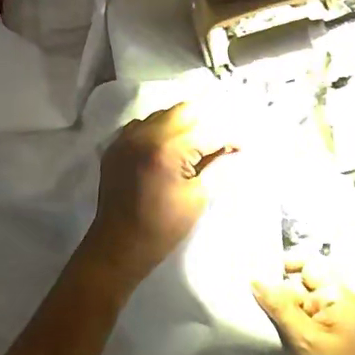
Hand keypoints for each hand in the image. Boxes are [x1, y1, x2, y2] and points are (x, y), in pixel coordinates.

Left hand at [81, 103, 235, 285]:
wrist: (120, 243)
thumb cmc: (164, 226)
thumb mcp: (198, 196)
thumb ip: (216, 165)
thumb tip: (234, 147)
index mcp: (167, 148)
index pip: (207, 131)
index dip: (227, 138)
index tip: (239, 147)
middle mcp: (144, 134)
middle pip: (184, 111)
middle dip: (204, 125)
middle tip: (215, 146)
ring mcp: (126, 138)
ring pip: (162, 115)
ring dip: (180, 126)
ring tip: (191, 149)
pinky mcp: (115, 146)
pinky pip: (142, 125)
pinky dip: (157, 132)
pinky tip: (166, 152)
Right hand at [253, 262, 354, 354]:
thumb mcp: (307, 339)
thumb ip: (281, 306)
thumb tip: (255, 279)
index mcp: (338, 297)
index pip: (310, 265)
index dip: (285, 264)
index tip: (255, 270)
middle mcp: (331, 306)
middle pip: (298, 284)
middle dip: (273, 286)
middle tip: (240, 288)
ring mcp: (323, 325)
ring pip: (292, 304)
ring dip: (272, 307)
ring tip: (243, 306)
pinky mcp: (314, 342)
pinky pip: (292, 323)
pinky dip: (276, 324)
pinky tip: (255, 327)